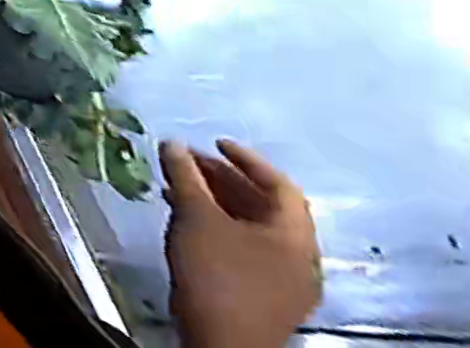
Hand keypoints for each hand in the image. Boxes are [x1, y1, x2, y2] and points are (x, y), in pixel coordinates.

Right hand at [162, 138, 320, 347]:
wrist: (222, 337)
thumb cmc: (216, 270)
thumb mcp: (195, 215)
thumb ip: (185, 176)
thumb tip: (173, 143)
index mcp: (293, 237)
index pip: (281, 187)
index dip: (248, 160)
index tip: (214, 141)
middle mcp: (297, 255)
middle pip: (265, 205)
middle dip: (224, 177)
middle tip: (186, 159)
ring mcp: (283, 276)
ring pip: (251, 224)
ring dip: (215, 199)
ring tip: (177, 183)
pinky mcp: (262, 288)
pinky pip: (243, 242)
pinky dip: (216, 221)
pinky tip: (185, 215)